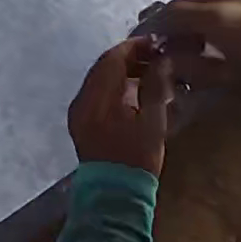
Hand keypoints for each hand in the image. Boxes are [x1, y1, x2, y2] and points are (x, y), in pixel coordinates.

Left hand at [68, 37, 173, 175]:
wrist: (114, 197)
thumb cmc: (137, 161)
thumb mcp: (152, 123)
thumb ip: (155, 87)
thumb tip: (162, 61)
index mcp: (97, 99)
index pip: (112, 60)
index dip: (134, 47)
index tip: (155, 43)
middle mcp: (81, 100)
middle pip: (102, 66)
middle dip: (128, 57)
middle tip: (155, 55)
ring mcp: (78, 110)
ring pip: (98, 78)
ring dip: (121, 70)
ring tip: (150, 71)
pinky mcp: (80, 120)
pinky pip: (95, 92)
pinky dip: (113, 85)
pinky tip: (134, 88)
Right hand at [157, 0, 240, 101]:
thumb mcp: (231, 79)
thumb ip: (194, 67)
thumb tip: (167, 61)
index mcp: (220, 17)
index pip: (174, 13)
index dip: (157, 26)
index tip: (151, 41)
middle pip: (191, 0)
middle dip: (176, 18)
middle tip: (172, 41)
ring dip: (200, 13)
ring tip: (202, 38)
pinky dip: (223, 10)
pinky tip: (231, 30)